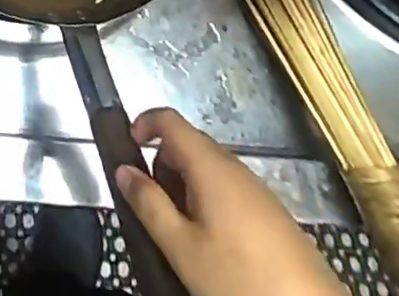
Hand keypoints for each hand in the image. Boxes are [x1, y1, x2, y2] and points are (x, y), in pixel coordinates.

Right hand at [116, 108, 345, 295]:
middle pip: (188, 144)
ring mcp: (259, 191)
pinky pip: (230, 191)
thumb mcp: (182, 248)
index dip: (143, 123)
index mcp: (210, 166)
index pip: (169, 119)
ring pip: (208, 170)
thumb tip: (124, 171)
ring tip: (182, 234)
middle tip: (153, 205)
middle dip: (162, 165)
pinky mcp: (274, 216)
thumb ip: (148, 204)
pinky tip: (214, 247)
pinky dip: (209, 203)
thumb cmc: (242, 280)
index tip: (127, 148)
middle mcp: (235, 168)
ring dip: (185, 187)